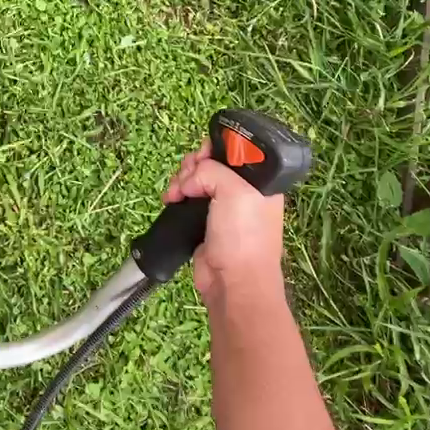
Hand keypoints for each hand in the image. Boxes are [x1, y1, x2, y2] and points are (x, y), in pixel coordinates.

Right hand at [162, 143, 285, 310]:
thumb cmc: (242, 235)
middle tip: (188, 180)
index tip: (202, 157)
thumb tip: (188, 181)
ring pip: (194, 177)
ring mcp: (221, 206)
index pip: (235, 151)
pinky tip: (171, 199)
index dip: (215, 149)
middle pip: (209, 162)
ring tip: (176, 194)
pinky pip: (186, 195)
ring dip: (180, 180)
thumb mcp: (234, 191)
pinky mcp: (203, 219)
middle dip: (192, 166)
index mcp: (259, 183)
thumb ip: (210, 170)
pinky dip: (176, 193)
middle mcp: (241, 192)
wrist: (233, 281)